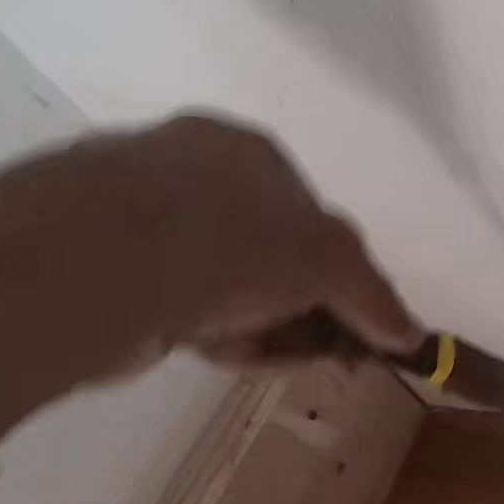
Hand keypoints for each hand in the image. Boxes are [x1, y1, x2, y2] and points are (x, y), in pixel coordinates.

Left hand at [0, 114, 421, 451]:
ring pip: (232, 284)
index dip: (344, 281)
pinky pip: (186, 302)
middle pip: (275, 255)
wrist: (90, 265)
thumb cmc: (225, 245)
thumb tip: (413, 334)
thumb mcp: (323, 262)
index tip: (354, 330)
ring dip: (258, 326)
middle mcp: (194, 167)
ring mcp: (143, 209)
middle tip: (308, 349)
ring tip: (251, 352)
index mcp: (249, 151)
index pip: (318, 222)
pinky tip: (209, 349)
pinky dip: (212, 332)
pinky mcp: (106, 258)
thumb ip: (373, 294)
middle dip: (300, 308)